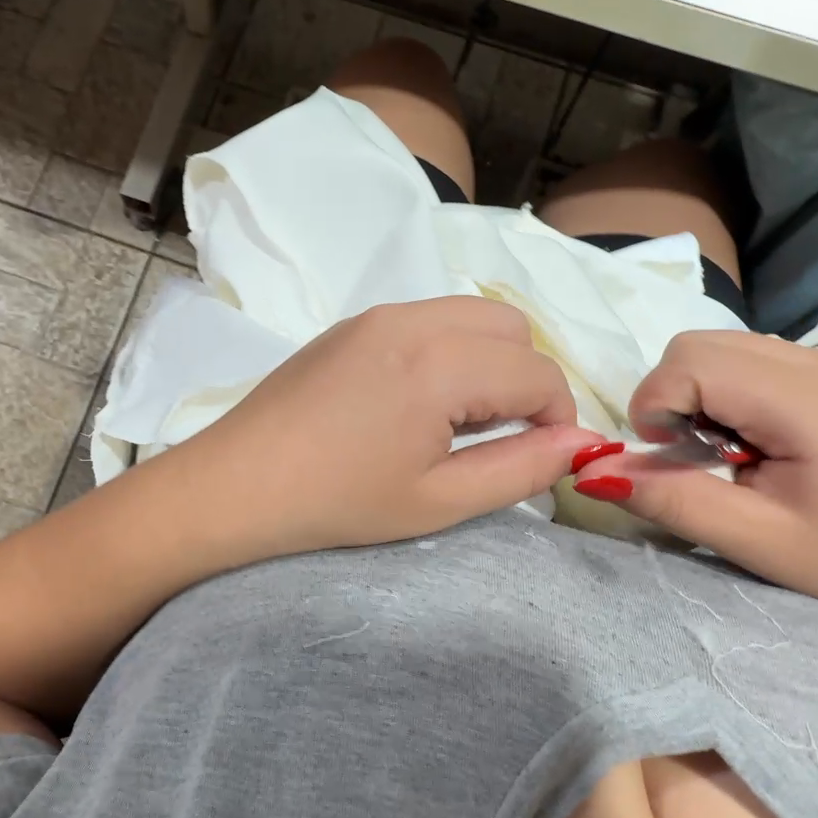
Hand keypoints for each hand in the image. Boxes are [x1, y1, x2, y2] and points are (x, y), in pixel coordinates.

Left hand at [172, 296, 602, 556]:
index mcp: (440, 362)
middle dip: (524, 378)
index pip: (538, 372)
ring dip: (485, 360)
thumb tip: (581, 443)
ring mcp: (376, 315)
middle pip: (510, 327)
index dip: (557, 418)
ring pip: (469, 315)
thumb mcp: (438, 500)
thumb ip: (521, 469)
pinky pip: (425, 319)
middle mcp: (412, 319)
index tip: (539, 458)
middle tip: (494, 437)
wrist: (236, 484)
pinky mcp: (350, 324)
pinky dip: (445, 349)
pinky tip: (412, 401)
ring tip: (453, 420)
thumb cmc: (337, 502)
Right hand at [570, 332, 817, 657]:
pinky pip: (746, 357)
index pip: (694, 363)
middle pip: (700, 344)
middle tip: (688, 453)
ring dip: (695, 391)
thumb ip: (667, 497)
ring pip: (718, 345)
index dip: (655, 402)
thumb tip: (587, 468)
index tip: (664, 454)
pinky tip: (746, 439)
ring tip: (720, 449)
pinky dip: (722, 389)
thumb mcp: (751, 541)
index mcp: (813, 404)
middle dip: (671, 394)